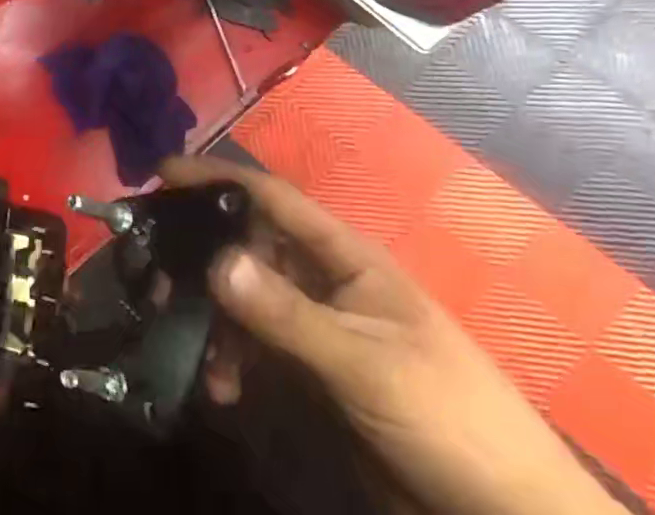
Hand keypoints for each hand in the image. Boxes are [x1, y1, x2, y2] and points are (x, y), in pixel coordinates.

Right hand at [160, 156, 624, 514]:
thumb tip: (215, 261)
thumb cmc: (448, 417)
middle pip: (248, 247)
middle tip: (151, 269)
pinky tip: (221, 386)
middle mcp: (324, 281)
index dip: (217, 179)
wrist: (502, 514)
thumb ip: (288, 314)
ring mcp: (316, 325)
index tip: (161, 173)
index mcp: (347, 259)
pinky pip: (253, 346)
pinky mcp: (309, 368)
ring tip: (184, 341)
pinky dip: (230, 358)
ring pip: (243, 299)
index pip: (272, 200)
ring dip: (211, 317)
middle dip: (200, 256)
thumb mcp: (365, 362)